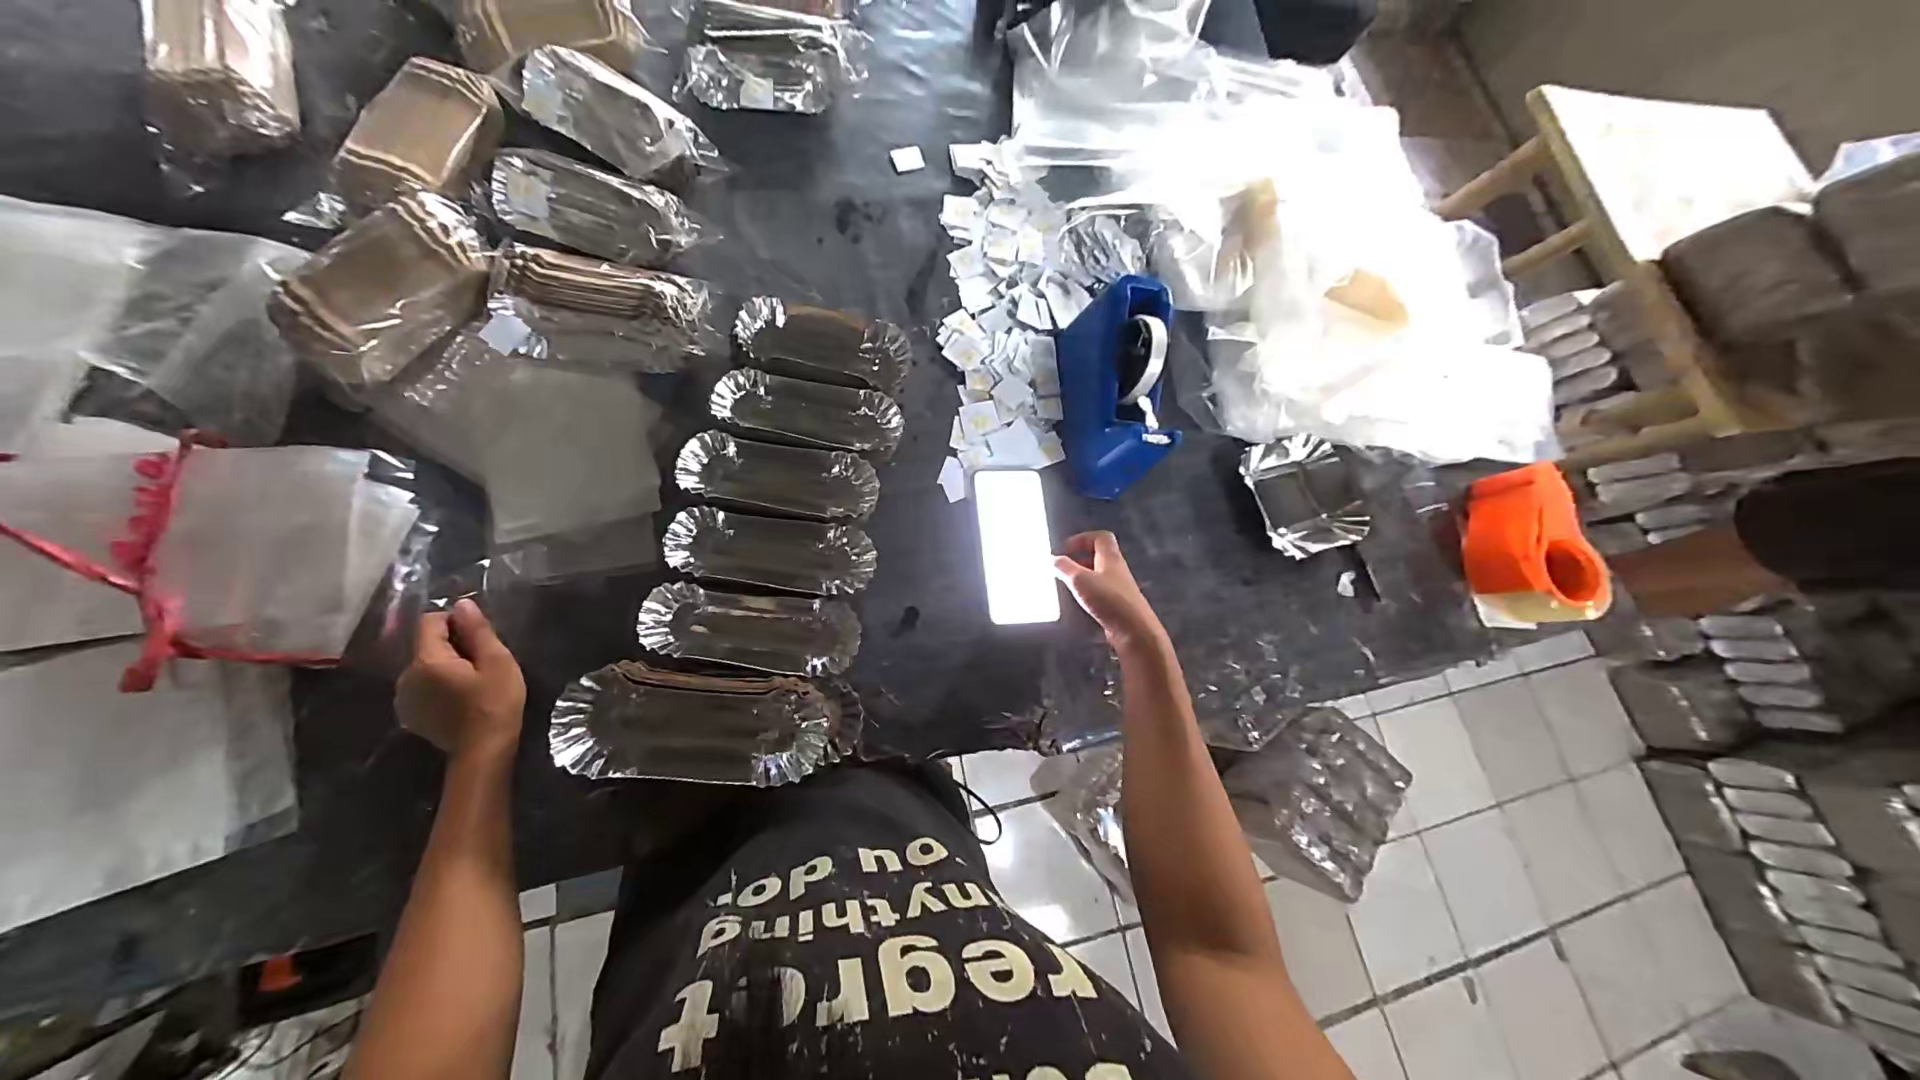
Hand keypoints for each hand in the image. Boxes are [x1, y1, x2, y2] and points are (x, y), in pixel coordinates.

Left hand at [396, 599, 525, 761]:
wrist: (483, 750)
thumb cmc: (495, 702)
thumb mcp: (497, 662)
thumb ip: (478, 631)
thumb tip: (462, 604)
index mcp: (427, 660)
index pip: (430, 622)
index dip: (455, 621)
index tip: (480, 636)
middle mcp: (406, 675)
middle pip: (426, 644)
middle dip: (452, 645)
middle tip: (483, 661)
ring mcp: (403, 697)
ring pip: (424, 665)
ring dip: (445, 665)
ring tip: (473, 680)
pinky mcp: (409, 713)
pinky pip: (421, 685)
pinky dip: (438, 684)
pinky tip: (459, 697)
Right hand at [1053, 531, 1169, 653]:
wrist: (1134, 630)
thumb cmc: (1108, 599)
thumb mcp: (1080, 580)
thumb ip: (1064, 568)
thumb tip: (1053, 559)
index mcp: (1110, 557)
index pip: (1100, 537)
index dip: (1082, 538)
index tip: (1065, 549)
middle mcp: (1117, 569)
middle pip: (1098, 556)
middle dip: (1078, 559)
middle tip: (1062, 568)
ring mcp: (1119, 588)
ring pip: (1098, 576)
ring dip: (1081, 578)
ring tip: (1066, 586)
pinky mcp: (1118, 605)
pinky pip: (1100, 593)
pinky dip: (1087, 594)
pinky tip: (1078, 603)